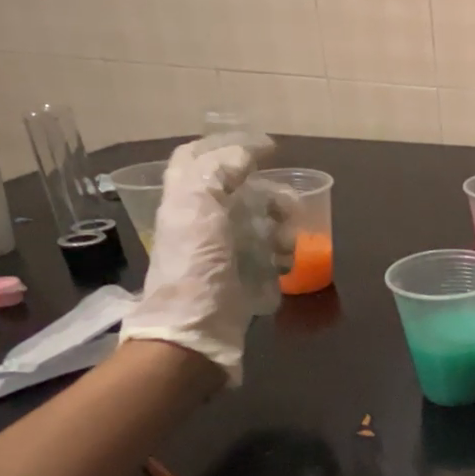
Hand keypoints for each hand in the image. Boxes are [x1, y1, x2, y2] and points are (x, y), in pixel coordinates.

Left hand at [118, 133, 291, 386]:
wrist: (197, 329)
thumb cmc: (196, 265)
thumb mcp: (201, 205)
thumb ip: (220, 170)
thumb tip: (248, 152)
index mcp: (184, 200)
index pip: (199, 158)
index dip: (229, 147)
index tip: (268, 149)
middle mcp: (201, 220)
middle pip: (240, 191)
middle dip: (269, 194)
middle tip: (290, 205)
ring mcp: (222, 250)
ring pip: (260, 223)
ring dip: (281, 227)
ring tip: (289, 242)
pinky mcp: (242, 276)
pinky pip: (269, 254)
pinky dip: (283, 254)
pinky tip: (286, 264)